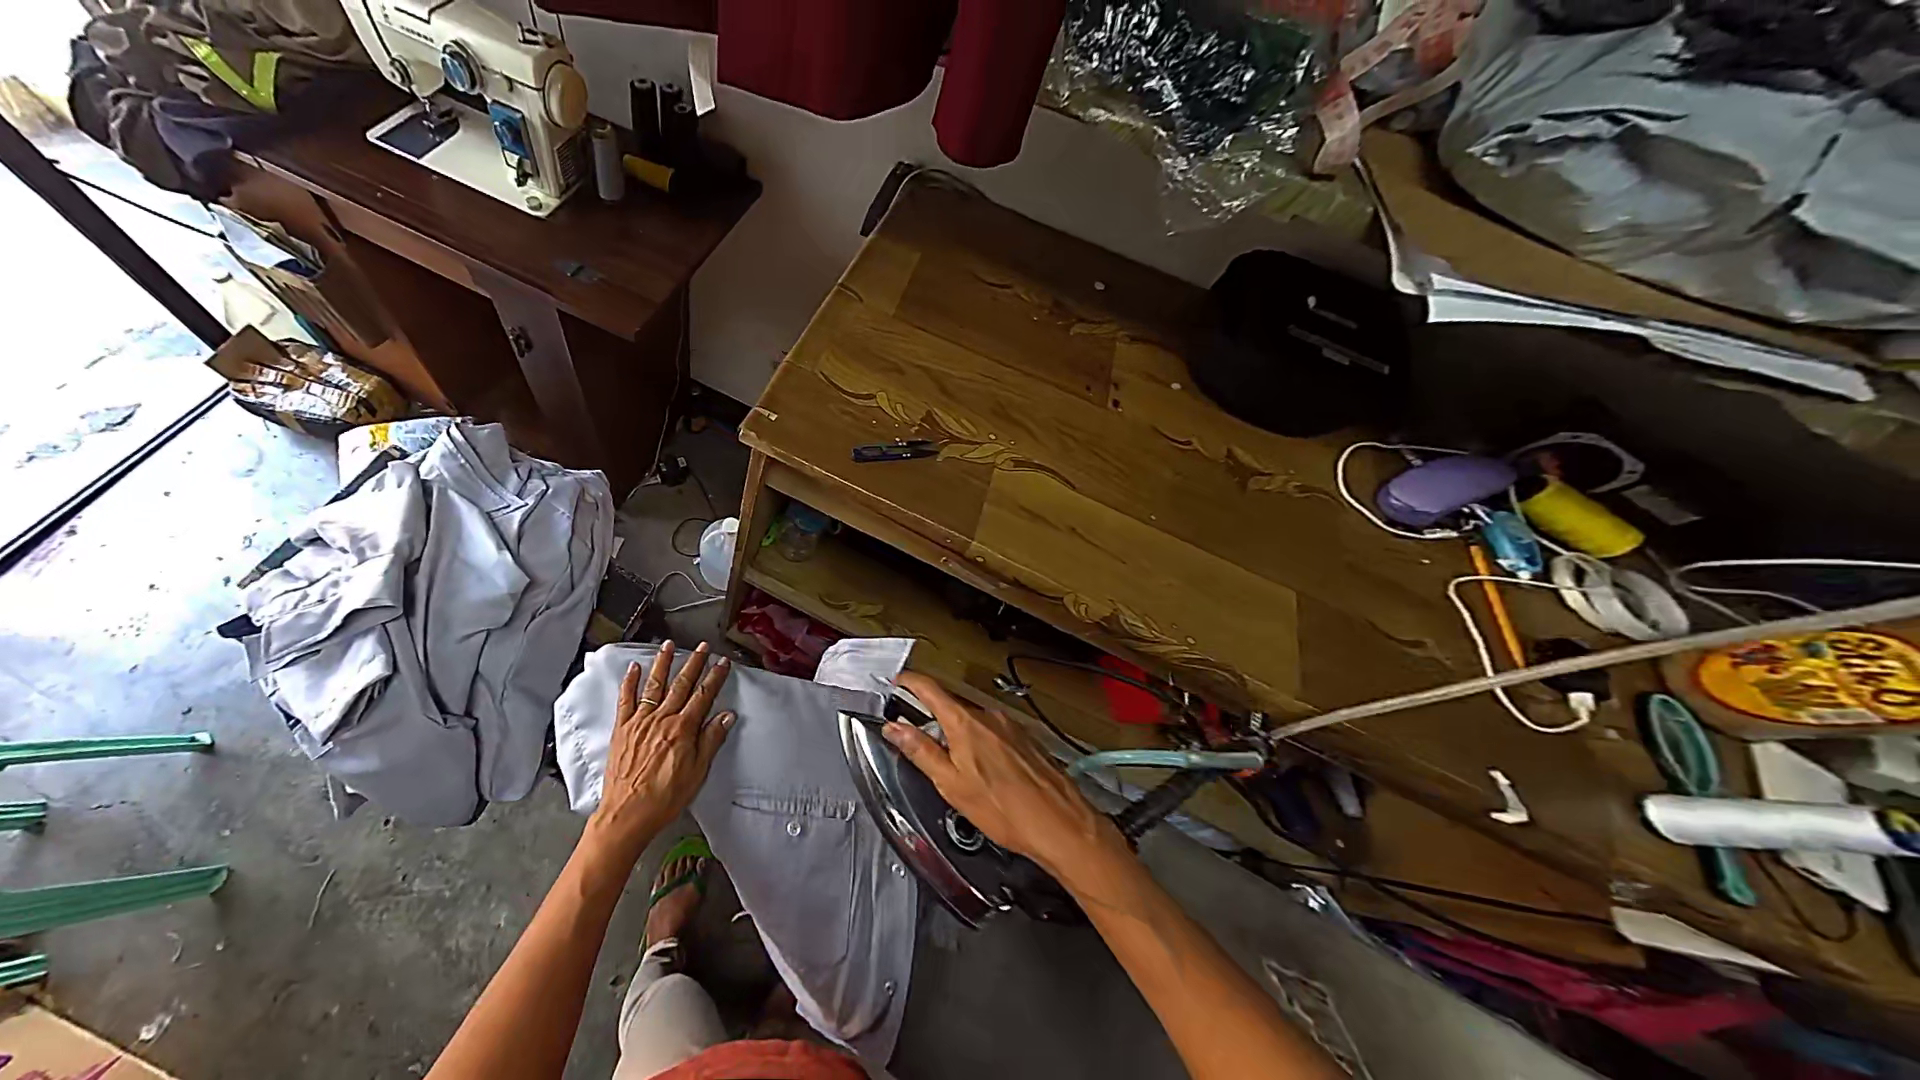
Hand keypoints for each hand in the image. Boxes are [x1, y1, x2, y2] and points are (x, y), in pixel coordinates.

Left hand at [585, 641, 734, 865]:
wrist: (627, 814)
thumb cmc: (664, 797)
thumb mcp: (698, 771)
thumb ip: (711, 739)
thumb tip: (726, 716)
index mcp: (683, 729)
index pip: (703, 695)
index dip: (715, 677)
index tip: (722, 663)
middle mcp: (662, 720)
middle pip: (681, 684)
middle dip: (693, 663)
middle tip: (701, 647)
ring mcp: (640, 722)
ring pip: (654, 685)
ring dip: (662, 663)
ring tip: (668, 646)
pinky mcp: (622, 730)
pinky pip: (626, 700)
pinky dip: (629, 682)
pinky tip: (634, 669)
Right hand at [883, 673, 1129, 889]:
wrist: (1058, 823)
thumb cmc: (1008, 810)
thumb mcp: (951, 784)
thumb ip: (920, 751)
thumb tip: (897, 729)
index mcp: (966, 724)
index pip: (930, 688)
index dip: (909, 682)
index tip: (898, 682)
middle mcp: (990, 717)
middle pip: (951, 705)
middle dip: (932, 719)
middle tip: (919, 740)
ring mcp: (1009, 726)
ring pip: (973, 720)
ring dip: (958, 734)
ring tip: (957, 769)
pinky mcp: (1024, 738)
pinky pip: (993, 732)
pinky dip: (980, 743)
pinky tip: (985, 772)